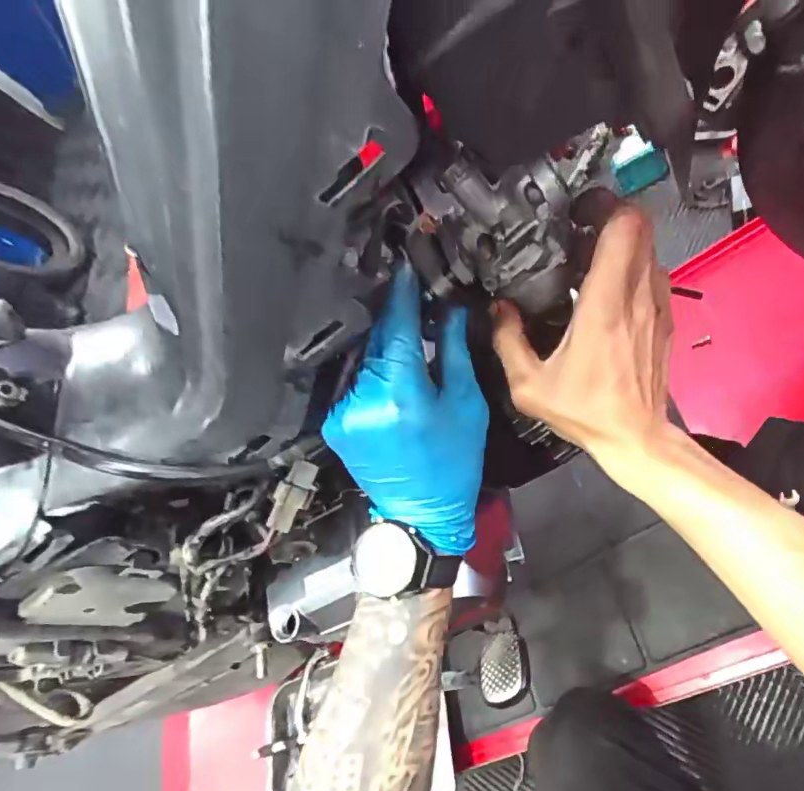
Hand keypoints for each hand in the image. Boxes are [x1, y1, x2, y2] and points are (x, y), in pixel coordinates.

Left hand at [324, 264, 488, 555]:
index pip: (396, 326)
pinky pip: (354, 381)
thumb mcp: (467, 407)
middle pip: (376, 340)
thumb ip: (456, 353)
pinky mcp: (336, 423)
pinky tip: (393, 375)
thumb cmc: (454, 465)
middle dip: (397, 321)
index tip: (408, 266)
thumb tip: (451, 312)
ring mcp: (343, 412)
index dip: (403, 294)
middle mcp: (363, 399)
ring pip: (363, 359)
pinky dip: (373, 372)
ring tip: (410, 343)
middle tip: (419, 304)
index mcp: (400, 393)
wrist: (425, 512)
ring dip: (384, 347)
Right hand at [490, 202, 676, 466]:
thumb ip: (509, 342)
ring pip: (650, 250)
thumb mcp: (531, 386)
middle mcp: (637, 300)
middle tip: (584, 229)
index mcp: (605, 306)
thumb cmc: (591, 414)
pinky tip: (611, 293)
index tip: (580, 211)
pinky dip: (636, 271)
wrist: (636, 437)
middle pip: (641, 226)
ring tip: (594, 260)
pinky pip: (655, 278)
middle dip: (612, 216)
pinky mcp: (664, 323)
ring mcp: (656, 310)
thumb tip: (500, 313)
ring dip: (625, 245)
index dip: (604, 204)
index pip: (624, 226)